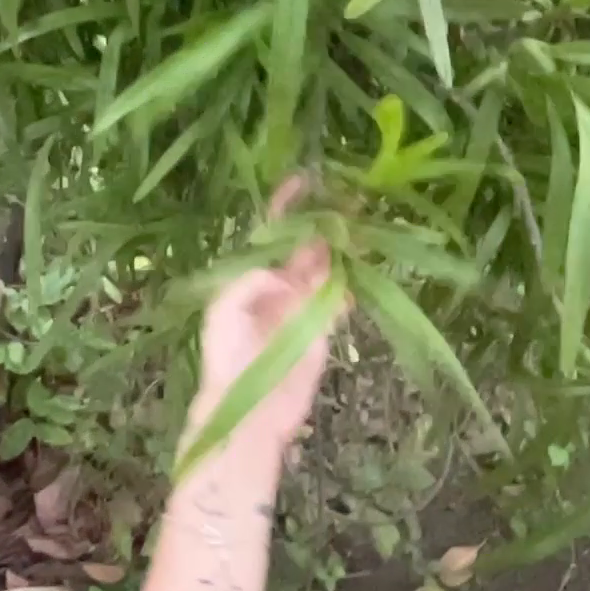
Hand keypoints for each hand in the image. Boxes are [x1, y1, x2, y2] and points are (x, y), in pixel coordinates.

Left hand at [184, 180, 338, 461]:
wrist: (248, 411)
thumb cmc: (227, 358)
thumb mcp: (225, 311)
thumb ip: (251, 282)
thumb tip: (286, 274)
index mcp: (251, 275)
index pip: (270, 232)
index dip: (285, 206)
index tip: (304, 180)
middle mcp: (279, 283)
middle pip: (305, 243)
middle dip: (324, 220)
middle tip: (349, 197)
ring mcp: (302, 303)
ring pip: (327, 265)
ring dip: (343, 246)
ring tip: (363, 223)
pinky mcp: (322, 326)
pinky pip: (340, 296)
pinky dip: (352, 283)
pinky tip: (364, 267)